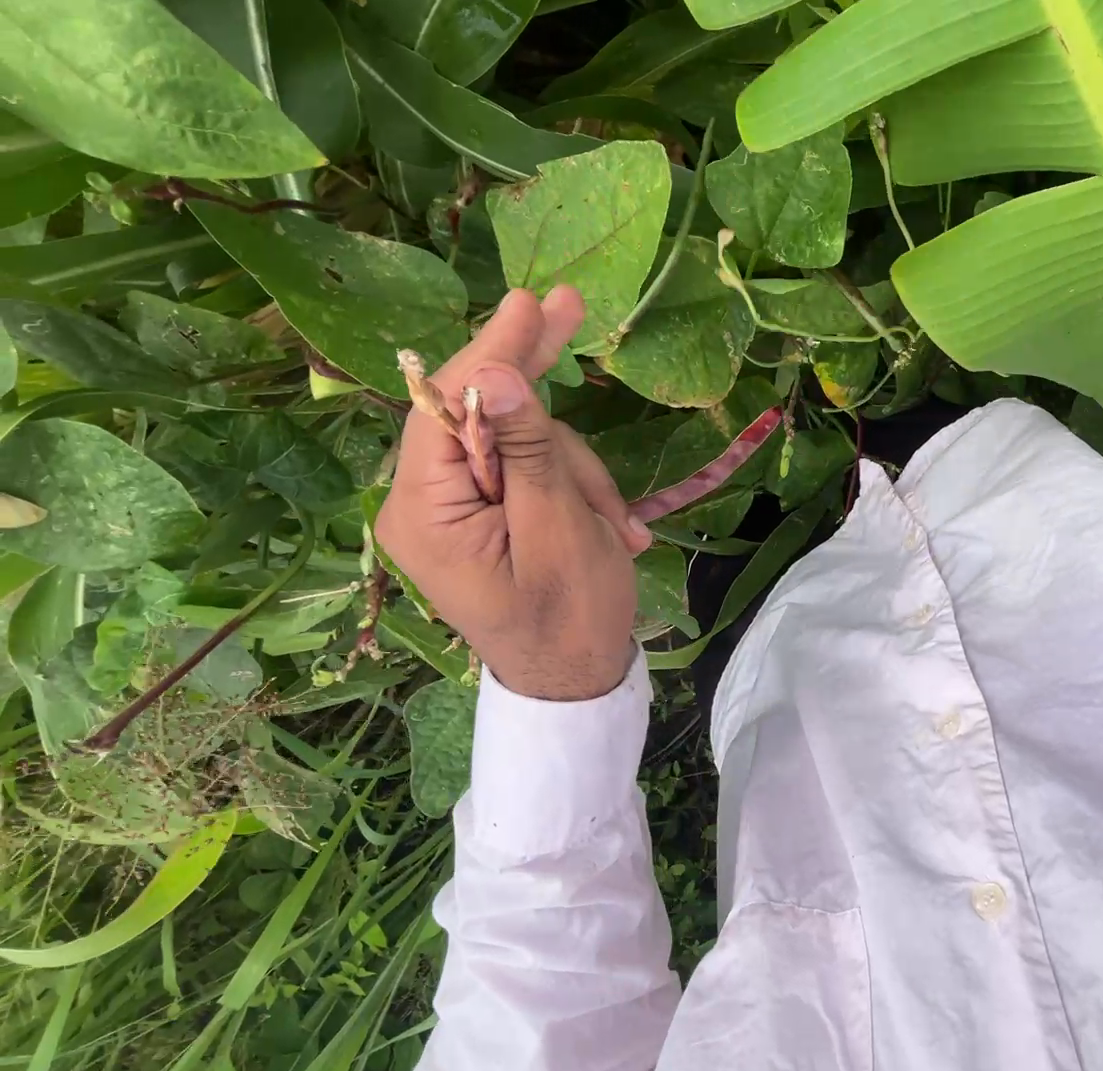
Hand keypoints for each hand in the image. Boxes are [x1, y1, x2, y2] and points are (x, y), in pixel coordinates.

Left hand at [375, 287, 652, 701]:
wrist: (578, 680)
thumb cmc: (571, 616)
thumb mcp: (561, 531)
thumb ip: (529, 452)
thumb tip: (495, 374)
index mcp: (425, 510)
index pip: (446, 405)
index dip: (492, 349)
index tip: (532, 300)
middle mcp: (427, 503)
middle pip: (484, 418)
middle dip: (542, 400)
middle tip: (571, 309)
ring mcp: (459, 511)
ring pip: (528, 448)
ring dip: (583, 478)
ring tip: (620, 529)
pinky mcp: (488, 518)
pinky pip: (535, 475)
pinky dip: (580, 493)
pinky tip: (613, 530)